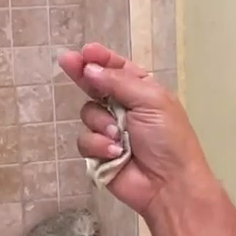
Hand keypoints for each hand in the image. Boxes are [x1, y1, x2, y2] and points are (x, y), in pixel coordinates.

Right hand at [58, 43, 212, 217]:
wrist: (169, 184)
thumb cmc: (168, 139)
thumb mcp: (150, 101)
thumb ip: (118, 82)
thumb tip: (90, 69)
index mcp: (142, 91)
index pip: (117, 69)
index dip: (100, 59)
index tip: (85, 51)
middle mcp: (123, 107)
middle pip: (94, 86)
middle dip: (82, 75)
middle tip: (67, 61)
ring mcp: (109, 130)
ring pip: (87, 114)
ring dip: (100, 123)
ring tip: (119, 136)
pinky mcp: (98, 153)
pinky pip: (84, 141)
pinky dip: (98, 146)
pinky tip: (115, 154)